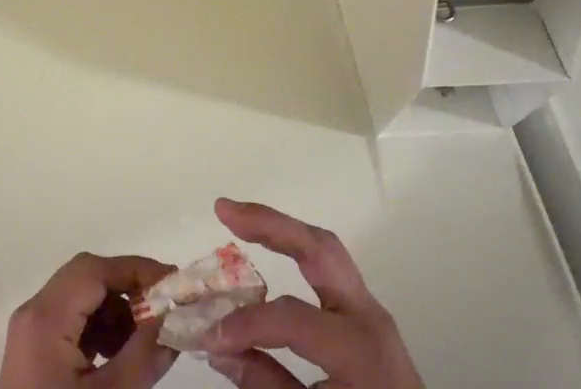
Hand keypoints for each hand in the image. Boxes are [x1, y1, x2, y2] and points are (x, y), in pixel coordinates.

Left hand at [0, 252, 179, 388]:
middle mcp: (33, 313)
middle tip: (165, 312)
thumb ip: (146, 354)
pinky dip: (101, 329)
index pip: (94, 270)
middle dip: (129, 290)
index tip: (175, 286)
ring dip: (117, 311)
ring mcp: (31, 331)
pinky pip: (73, 321)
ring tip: (145, 342)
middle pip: (86, 278)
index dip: (137, 270)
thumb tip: (175, 318)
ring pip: (81, 298)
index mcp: (45, 318)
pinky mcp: (35, 349)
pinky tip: (121, 357)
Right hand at [202, 199, 423, 388]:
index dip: (245, 324)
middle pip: (320, 250)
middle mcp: (369, 318)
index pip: (291, 318)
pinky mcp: (367, 317)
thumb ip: (266, 383)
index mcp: (360, 351)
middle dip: (270, 224)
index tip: (209, 336)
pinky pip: (329, 271)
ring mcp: (372, 312)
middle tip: (224, 210)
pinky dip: (295, 252)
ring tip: (238, 217)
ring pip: (326, 250)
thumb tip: (218, 347)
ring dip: (281, 230)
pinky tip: (270, 247)